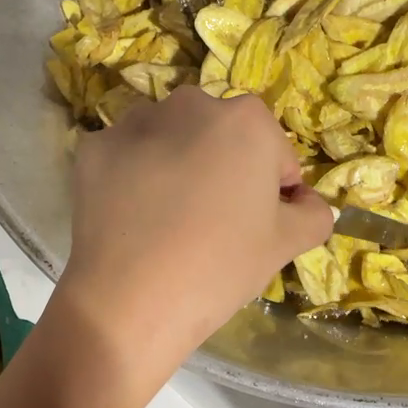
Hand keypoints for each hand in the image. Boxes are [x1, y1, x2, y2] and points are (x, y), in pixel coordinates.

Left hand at [55, 88, 333, 384]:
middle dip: (223, 173)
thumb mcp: (284, 247)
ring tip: (171, 230)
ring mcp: (134, 123)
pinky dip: (135, 186)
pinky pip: (128, 163)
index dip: (273, 194)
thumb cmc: (220, 269)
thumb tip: (307, 203)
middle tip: (214, 231)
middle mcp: (190, 105)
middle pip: (220, 140)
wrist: (132, 302)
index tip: (258, 231)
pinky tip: (136, 227)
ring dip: (178, 174)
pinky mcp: (93, 150)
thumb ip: (314, 215)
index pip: (275, 154)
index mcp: (246, 121)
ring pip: (171, 145)